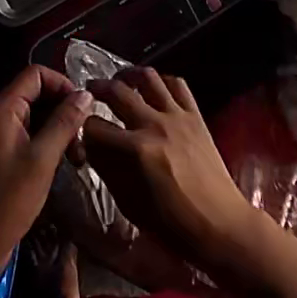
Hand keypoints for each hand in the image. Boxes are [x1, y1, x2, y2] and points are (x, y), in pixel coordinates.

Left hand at [0, 66, 92, 278]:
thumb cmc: (6, 202)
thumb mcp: (43, 159)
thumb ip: (65, 121)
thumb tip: (85, 93)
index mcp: (1, 111)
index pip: (36, 75)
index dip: (63, 84)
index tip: (83, 108)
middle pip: (36, 94)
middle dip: (64, 109)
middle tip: (84, 136)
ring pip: (34, 116)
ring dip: (58, 128)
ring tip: (78, 155)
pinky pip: (27, 135)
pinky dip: (47, 142)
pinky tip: (62, 163)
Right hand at [83, 68, 265, 270]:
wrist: (217, 221)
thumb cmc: (170, 223)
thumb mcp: (128, 202)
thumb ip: (108, 168)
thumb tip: (92, 146)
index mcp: (135, 150)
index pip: (95, 128)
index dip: (81, 128)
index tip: (79, 129)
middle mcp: (155, 125)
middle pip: (118, 92)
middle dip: (97, 89)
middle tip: (89, 90)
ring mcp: (178, 116)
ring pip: (149, 78)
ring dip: (129, 75)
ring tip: (120, 79)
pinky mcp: (196, 115)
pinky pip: (178, 85)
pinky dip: (162, 81)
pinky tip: (154, 88)